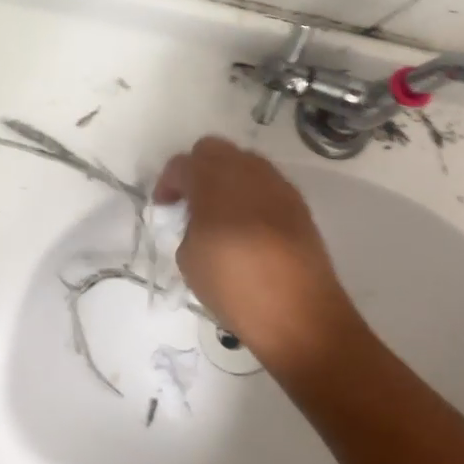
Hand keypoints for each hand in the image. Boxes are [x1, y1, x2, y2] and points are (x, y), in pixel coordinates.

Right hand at [155, 136, 375, 372]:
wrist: (298, 313)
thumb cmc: (233, 284)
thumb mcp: (189, 257)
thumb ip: (189, 226)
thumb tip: (200, 220)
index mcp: (214, 181)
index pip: (182, 164)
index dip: (167, 184)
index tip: (164, 208)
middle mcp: (248, 172)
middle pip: (215, 150)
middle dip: (197, 170)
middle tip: (189, 203)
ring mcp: (279, 186)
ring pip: (245, 163)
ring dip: (226, 180)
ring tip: (218, 214)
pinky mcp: (299, 206)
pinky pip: (266, 185)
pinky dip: (250, 195)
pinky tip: (245, 227)